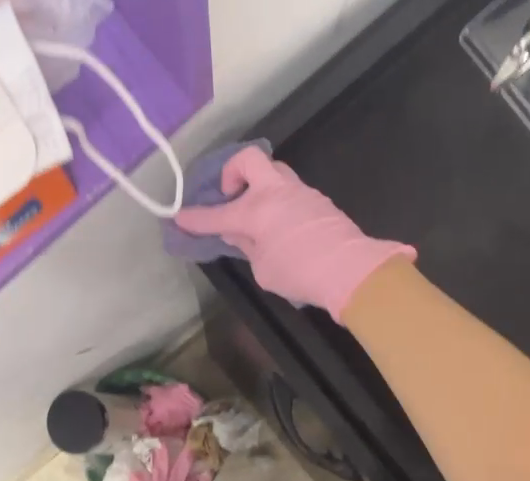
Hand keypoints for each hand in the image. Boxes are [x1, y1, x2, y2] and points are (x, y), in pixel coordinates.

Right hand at [173, 146, 414, 321]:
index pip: (217, 214)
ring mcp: (300, 192)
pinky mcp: (318, 202)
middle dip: (233, 172)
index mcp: (255, 210)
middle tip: (230, 196)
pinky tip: (279, 227)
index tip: (179, 217)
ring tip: (255, 215)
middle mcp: (275, 192)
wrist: (349, 268)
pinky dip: (278, 202)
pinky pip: (290, 191)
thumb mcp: (262, 268)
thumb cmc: (298, 272)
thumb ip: (247, 245)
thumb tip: (240, 232)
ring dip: (259, 185)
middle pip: (249, 159)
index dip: (195, 218)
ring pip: (273, 172)